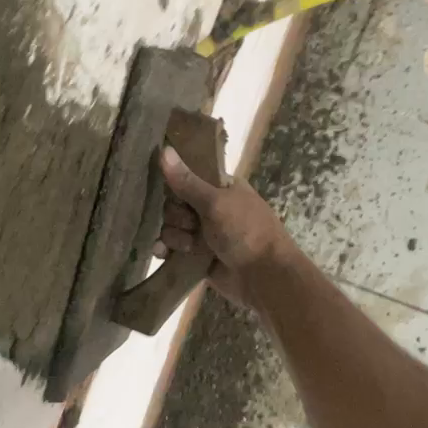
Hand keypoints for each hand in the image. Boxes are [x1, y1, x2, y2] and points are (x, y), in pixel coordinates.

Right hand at [153, 146, 291, 307]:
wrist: (265, 278)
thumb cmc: (247, 232)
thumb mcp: (216, 203)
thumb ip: (187, 181)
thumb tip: (163, 150)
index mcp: (221, 187)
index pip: (187, 176)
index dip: (175, 183)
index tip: (169, 190)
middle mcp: (211, 207)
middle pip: (174, 203)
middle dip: (175, 216)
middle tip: (190, 224)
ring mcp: (204, 232)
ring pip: (171, 226)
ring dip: (173, 235)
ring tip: (188, 246)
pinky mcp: (196, 255)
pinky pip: (172, 247)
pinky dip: (166, 249)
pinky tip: (163, 254)